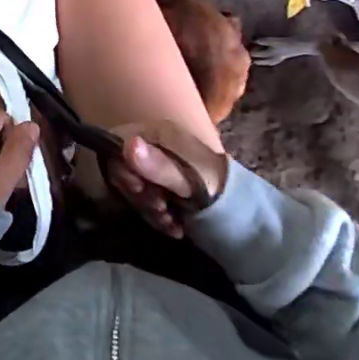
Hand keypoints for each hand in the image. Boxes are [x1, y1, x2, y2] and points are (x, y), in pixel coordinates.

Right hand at [106, 120, 228, 237]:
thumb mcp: (187, 179)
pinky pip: (143, 199)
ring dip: (149, 210)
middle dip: (140, 196)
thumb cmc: (215, 187)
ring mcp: (154, 163)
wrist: (241, 208)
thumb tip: (128, 145)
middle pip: (123, 168)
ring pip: (133, 187)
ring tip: (171, 222)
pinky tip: (173, 226)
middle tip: (161, 209)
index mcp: (158, 133)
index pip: (117, 143)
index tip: (138, 189)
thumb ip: (158, 165)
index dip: (121, 169)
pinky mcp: (158, 183)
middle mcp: (151, 144)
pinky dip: (155, 216)